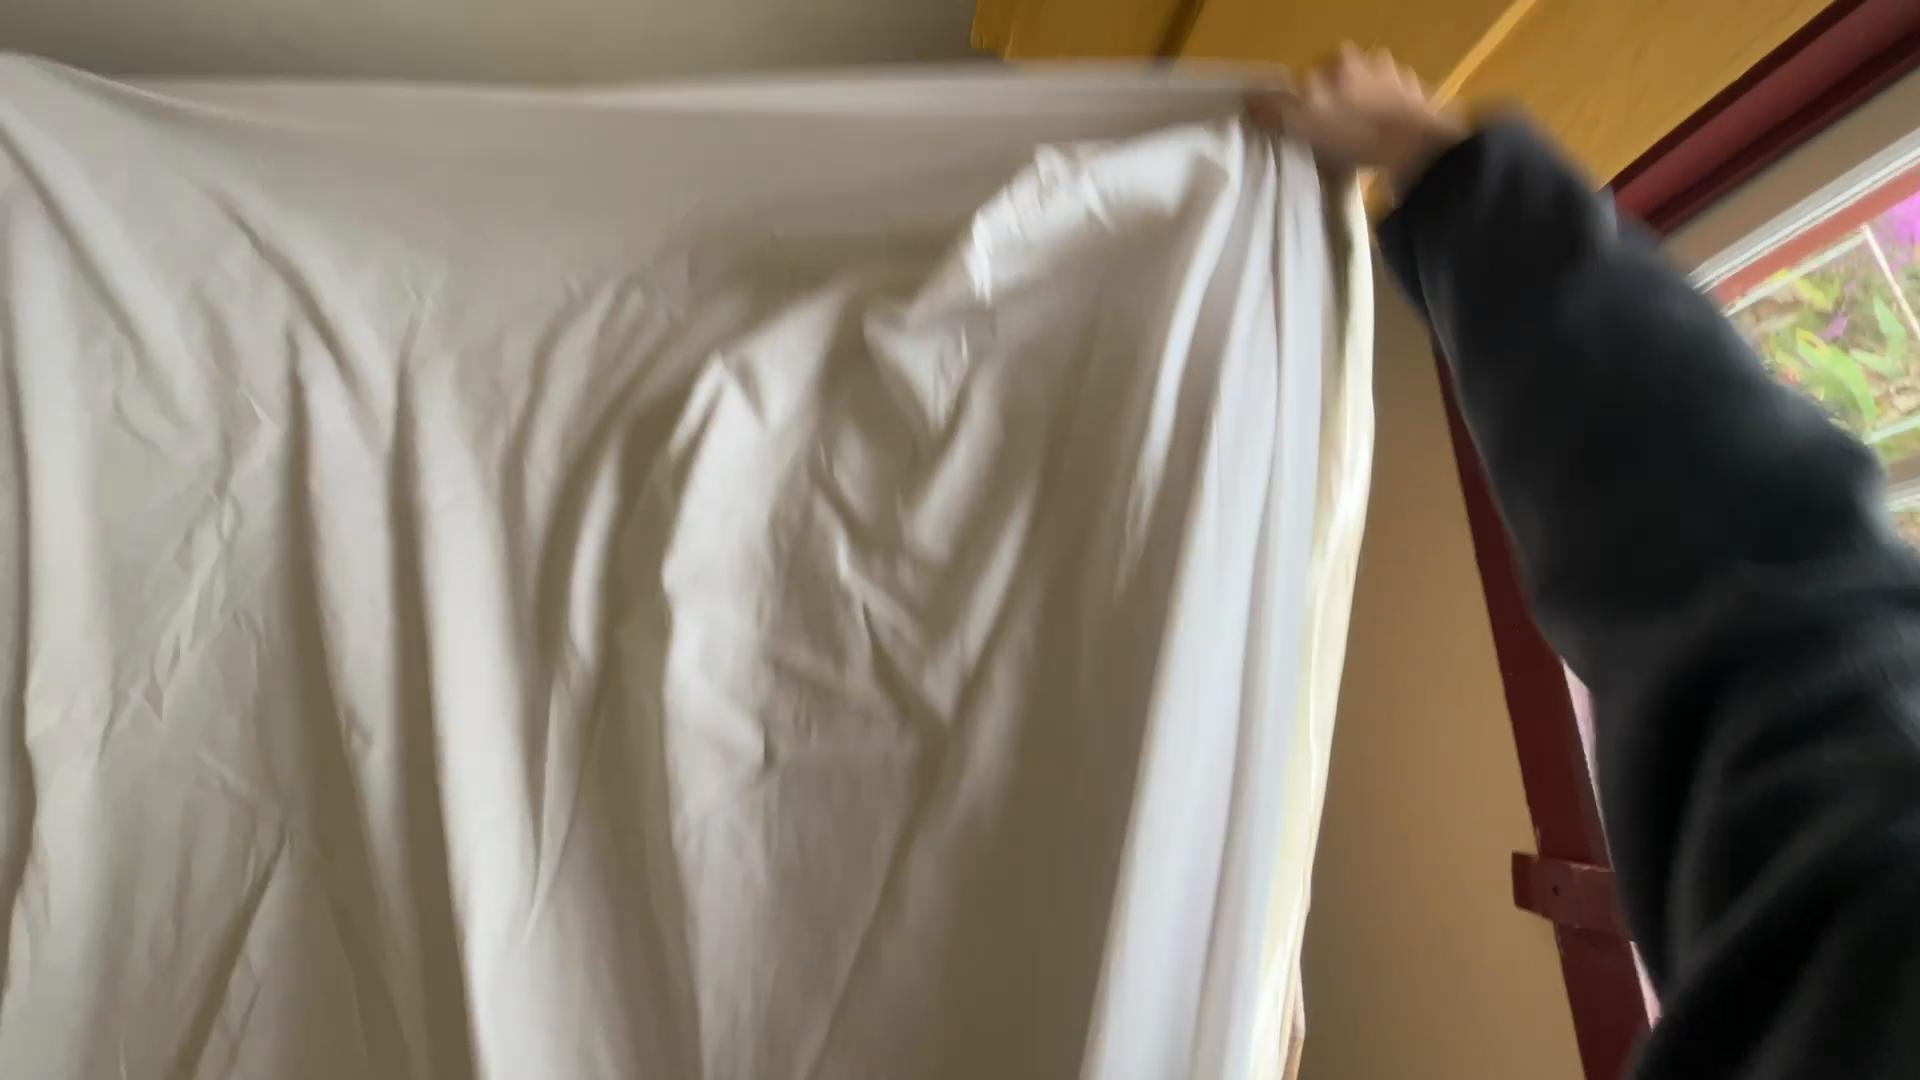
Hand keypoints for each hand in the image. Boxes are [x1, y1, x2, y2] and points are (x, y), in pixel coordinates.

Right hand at [1247, 44, 1466, 193]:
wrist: (1411, 145)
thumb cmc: (1351, 132)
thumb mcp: (1302, 121)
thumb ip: (1275, 110)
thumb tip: (1245, 102)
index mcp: (1342, 62)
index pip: (1316, 72)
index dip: (1308, 96)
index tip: (1304, 119)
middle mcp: (1373, 61)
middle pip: (1349, 78)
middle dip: (1341, 97)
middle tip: (1332, 129)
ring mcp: (1401, 81)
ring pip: (1377, 90)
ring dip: (1369, 107)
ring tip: (1360, 138)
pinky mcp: (1421, 102)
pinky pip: (1400, 108)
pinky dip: (1391, 121)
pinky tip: (1384, 142)